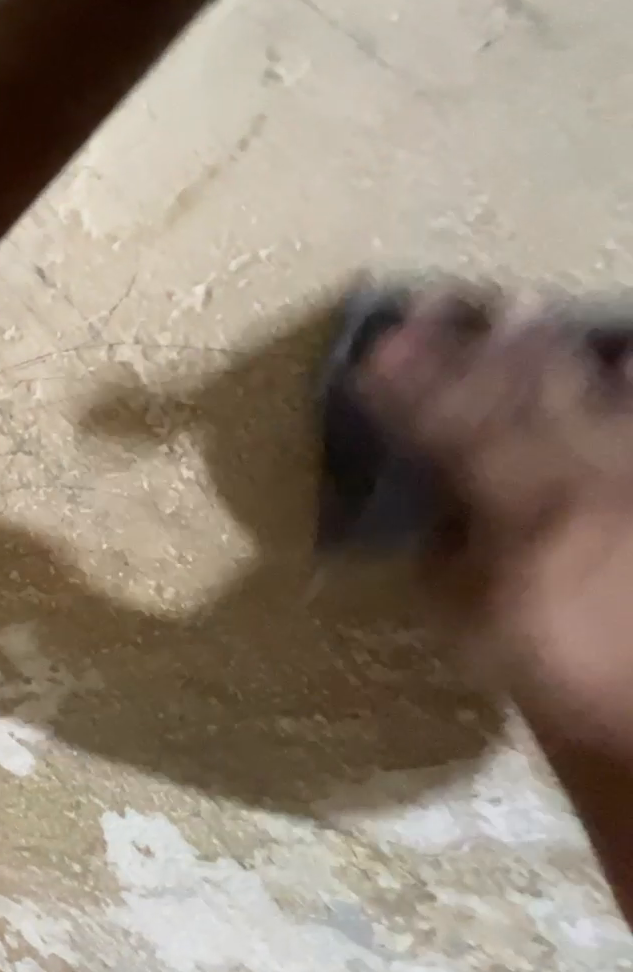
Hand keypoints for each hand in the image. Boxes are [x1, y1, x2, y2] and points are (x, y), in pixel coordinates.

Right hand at [361, 287, 632, 745]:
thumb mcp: (469, 613)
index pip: (450, 432)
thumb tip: (427, 503)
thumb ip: (445, 548)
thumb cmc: (551, 666)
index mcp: (528, 511)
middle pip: (520, 400)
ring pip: (593, 399)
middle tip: (437, 305)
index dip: (405, 390)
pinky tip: (617, 355)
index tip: (365, 355)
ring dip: (546, 354)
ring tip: (516, 306)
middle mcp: (594, 482)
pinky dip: (628, 387)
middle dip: (472, 354)